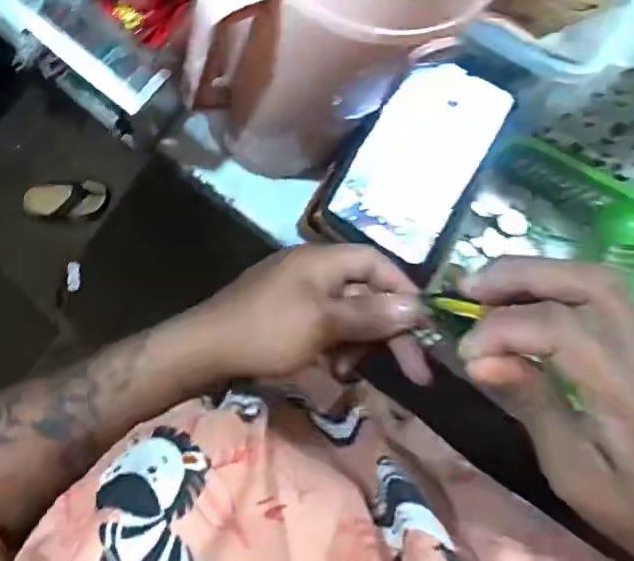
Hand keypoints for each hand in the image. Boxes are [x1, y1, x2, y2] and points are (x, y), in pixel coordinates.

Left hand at [186, 245, 432, 382]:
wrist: (208, 346)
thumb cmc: (270, 330)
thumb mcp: (325, 324)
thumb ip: (371, 314)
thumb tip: (418, 305)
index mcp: (320, 259)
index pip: (376, 260)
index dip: (404, 290)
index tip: (425, 329)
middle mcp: (311, 267)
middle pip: (366, 290)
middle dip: (389, 330)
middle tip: (415, 374)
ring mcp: (297, 289)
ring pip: (348, 312)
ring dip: (360, 343)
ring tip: (350, 374)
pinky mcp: (287, 311)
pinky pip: (325, 323)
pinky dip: (336, 345)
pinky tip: (333, 371)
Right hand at [457, 259, 633, 560]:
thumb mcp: (579, 482)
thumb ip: (533, 410)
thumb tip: (477, 359)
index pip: (564, 331)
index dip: (503, 329)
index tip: (467, 352)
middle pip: (590, 283)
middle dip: (520, 274)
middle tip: (468, 288)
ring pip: (597, 278)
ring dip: (534, 273)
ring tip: (487, 288)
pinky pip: (600, 295)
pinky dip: (551, 285)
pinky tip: (520, 301)